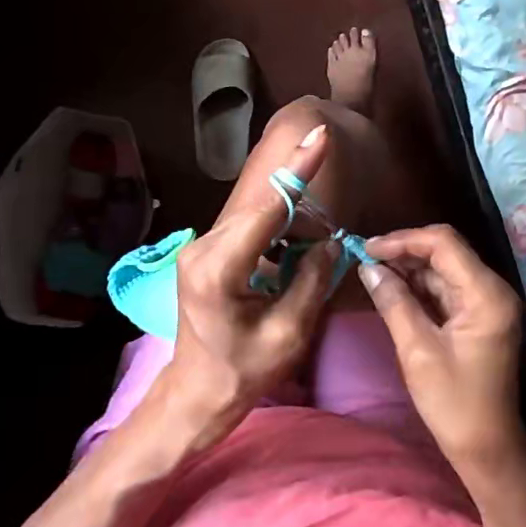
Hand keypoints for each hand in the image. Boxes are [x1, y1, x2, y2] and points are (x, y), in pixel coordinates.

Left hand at [159, 126, 339, 445]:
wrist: (197, 392)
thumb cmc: (242, 372)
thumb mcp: (289, 332)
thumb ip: (311, 280)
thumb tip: (328, 241)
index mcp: (218, 268)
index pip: (265, 209)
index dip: (297, 171)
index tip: (319, 135)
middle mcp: (201, 248)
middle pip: (260, 209)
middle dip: (298, 203)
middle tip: (328, 225)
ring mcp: (198, 249)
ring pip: (253, 217)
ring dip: (286, 221)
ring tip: (309, 250)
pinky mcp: (203, 254)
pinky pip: (245, 230)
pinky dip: (272, 232)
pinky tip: (288, 253)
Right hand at [358, 224, 525, 469]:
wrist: (487, 448)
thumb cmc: (453, 402)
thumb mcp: (416, 349)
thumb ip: (393, 302)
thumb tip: (368, 268)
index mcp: (485, 295)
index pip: (444, 243)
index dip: (403, 240)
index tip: (367, 249)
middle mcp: (491, 290)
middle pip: (445, 250)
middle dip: (404, 250)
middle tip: (365, 258)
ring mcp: (485, 303)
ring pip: (442, 267)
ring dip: (408, 266)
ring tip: (371, 270)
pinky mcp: (476, 316)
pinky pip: (444, 288)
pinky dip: (417, 284)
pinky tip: (391, 287)